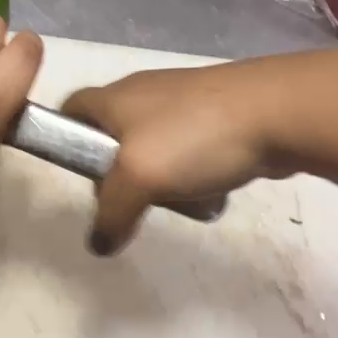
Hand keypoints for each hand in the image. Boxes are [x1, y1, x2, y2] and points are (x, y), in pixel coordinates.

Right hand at [64, 63, 288, 254]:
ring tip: (179, 200)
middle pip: (111, 137)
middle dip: (119, 174)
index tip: (79, 176)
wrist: (274, 112)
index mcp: (112, 97)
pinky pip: (186, 150)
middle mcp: (139, 94)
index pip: (69, 110)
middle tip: (133, 202)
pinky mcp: (211, 114)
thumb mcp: (139, 176)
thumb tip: (98, 243)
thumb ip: (113, 211)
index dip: (64, 139)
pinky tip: (210, 193)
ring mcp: (178, 103)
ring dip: (160, 180)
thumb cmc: (192, 136)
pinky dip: (192, 174)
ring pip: (151, 149)